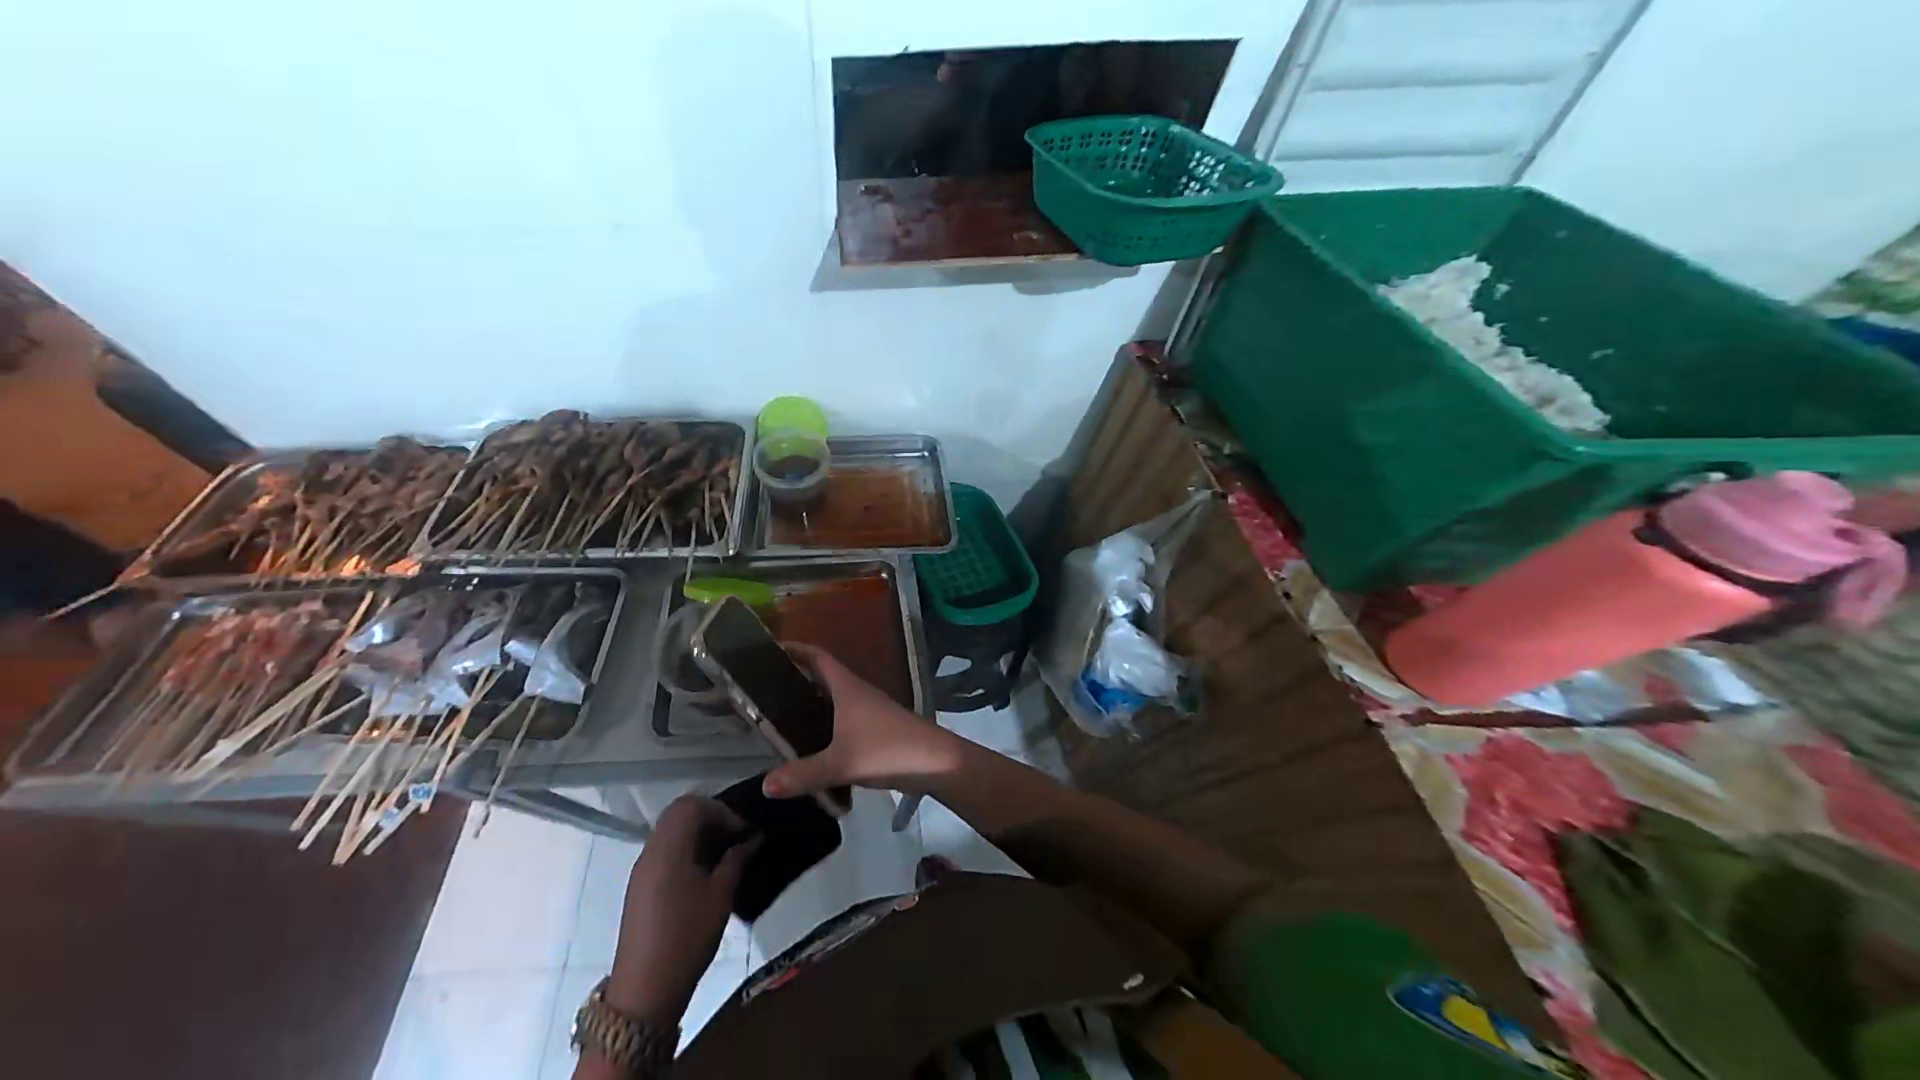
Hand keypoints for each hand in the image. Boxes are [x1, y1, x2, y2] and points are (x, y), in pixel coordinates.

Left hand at [606, 796, 758, 1025]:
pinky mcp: (641, 886)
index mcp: (668, 848)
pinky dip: (687, 849)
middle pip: (679, 813)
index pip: (692, 805)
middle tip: (736, 837)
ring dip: (699, 833)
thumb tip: (754, 837)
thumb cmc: (687, 937)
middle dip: (711, 817)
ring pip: (671, 831)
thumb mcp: (721, 895)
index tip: (743, 831)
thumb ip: (737, 859)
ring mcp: (642, 869)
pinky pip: (665, 851)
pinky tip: (706, 872)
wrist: (644, 990)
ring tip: (725, 854)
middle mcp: (650, 851)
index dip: (721, 810)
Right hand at [762, 643, 966, 798]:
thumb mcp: (841, 764)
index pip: (818, 657)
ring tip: (779, 712)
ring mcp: (869, 709)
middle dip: (795, 676)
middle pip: (823, 675)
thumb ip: (803, 774)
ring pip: (833, 697)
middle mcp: (857, 692)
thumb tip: (765, 785)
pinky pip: (843, 716)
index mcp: (848, 688)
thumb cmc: (888, 751)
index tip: (769, 649)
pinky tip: (811, 740)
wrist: (937, 762)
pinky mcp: (876, 727)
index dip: (795, 649)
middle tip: (764, 686)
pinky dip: (824, 721)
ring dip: (810, 699)